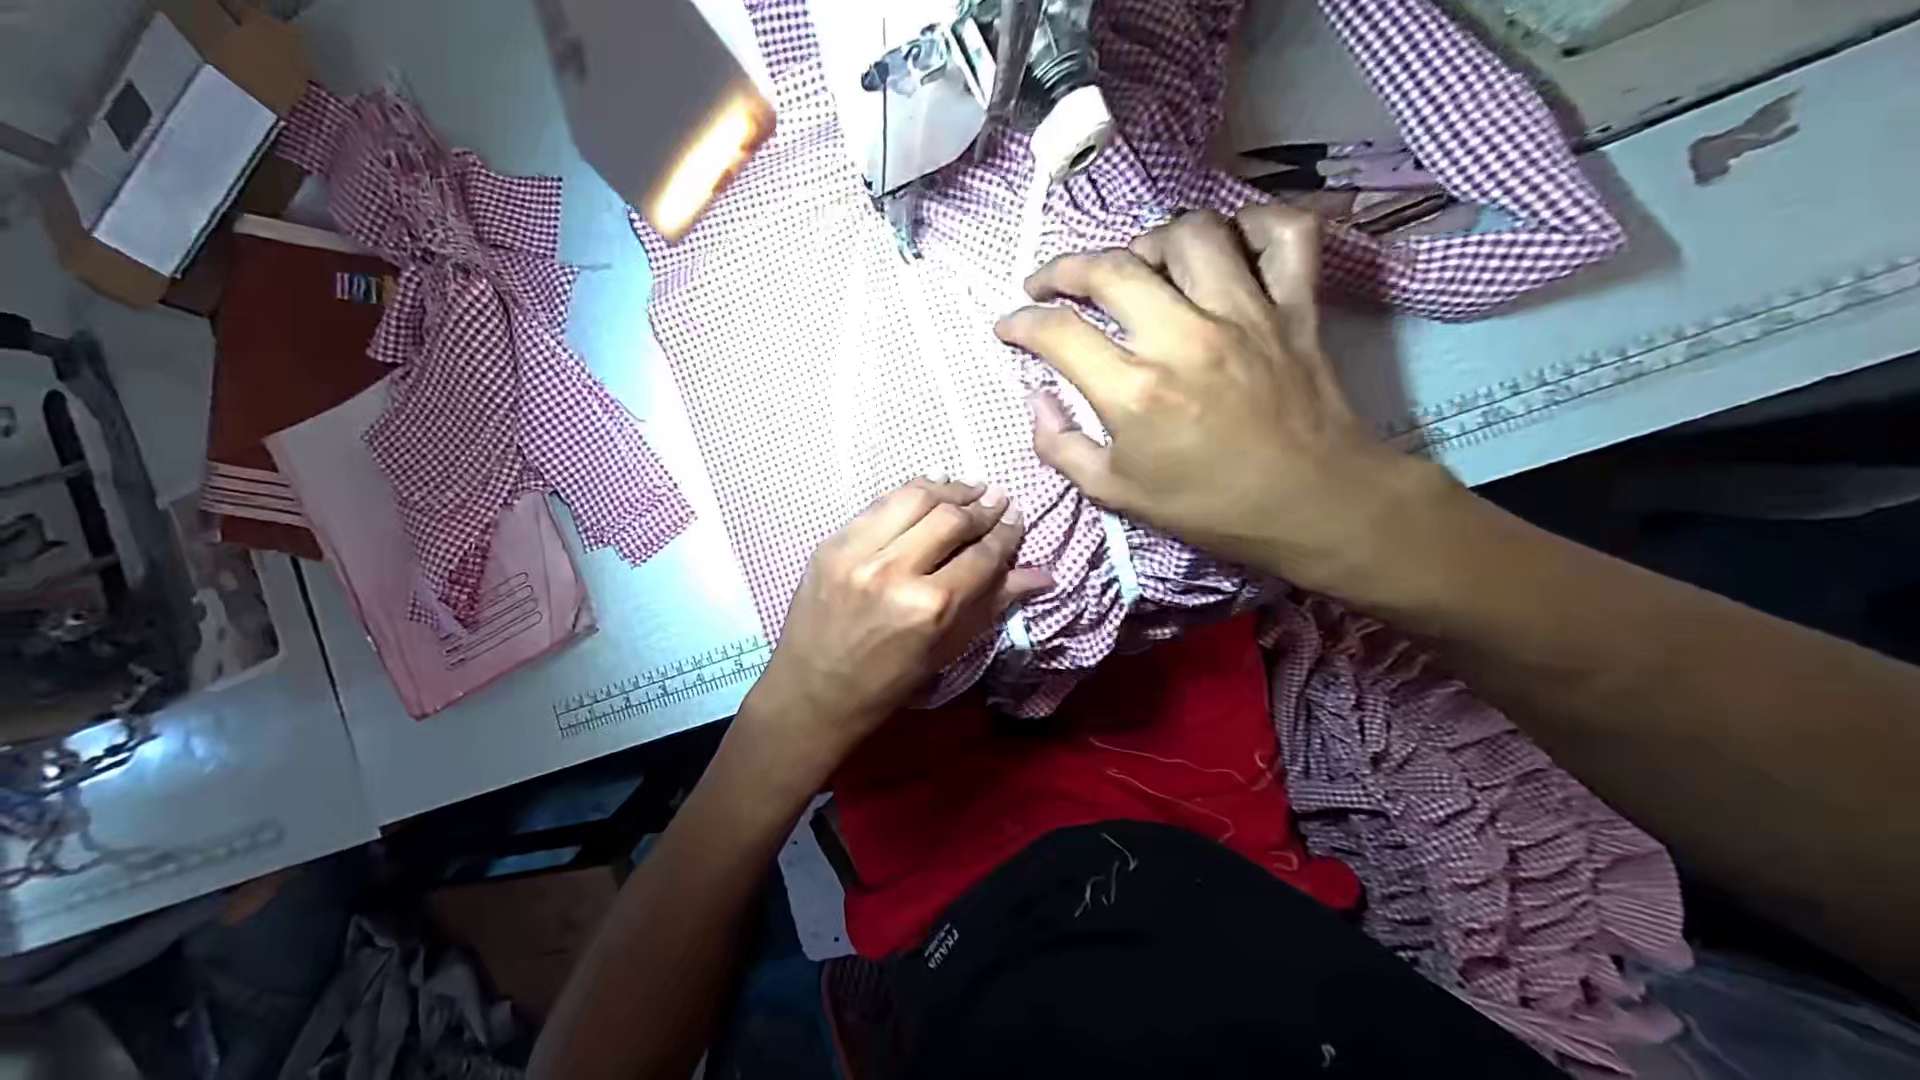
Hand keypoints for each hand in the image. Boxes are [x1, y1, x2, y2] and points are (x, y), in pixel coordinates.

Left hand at [741, 479, 1052, 763]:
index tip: (1017, 516)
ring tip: (968, 489)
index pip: (982, 555)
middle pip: (951, 519)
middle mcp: (895, 572)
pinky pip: (879, 504)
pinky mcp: (831, 543)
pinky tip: (928, 491)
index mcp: (931, 608)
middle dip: (981, 506)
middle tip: (997, 499)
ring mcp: (857, 553)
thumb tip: (1043, 575)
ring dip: (948, 489)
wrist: (815, 690)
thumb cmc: (890, 681)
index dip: (1006, 532)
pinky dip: (909, 493)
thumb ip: (994, 602)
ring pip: (914, 498)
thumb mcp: (949, 648)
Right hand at [994, 206, 1453, 592]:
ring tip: (1137, 265)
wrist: (1312, 506)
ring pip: (1190, 234)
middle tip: (1051, 284)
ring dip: (1149, 241)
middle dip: (1064, 269)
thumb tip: (1036, 400)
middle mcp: (1183, 338)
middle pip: (1111, 269)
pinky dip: (1254, 224)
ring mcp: (1245, 313)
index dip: (1020, 323)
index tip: (1009, 325)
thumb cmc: (1208, 507)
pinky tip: (1227, 243)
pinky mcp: (1294, 306)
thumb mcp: (1117, 495)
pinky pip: (1283, 234)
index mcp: (1134, 392)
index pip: (1058, 333)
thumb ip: (1062, 448)